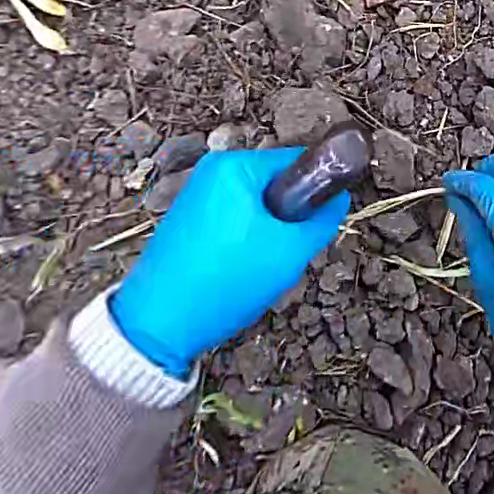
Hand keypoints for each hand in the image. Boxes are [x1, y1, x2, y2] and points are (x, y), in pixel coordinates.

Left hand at [110, 148, 348, 375]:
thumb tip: (340, 199)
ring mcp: (197, 196)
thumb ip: (326, 218)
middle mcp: (212, 172)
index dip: (316, 193)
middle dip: (291, 217)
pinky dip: (248, 240)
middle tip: (287, 249)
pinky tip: (241, 268)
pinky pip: (237, 219)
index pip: (299, 162)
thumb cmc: (223, 282)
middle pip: (279, 185)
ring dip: (271, 232)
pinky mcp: (189, 220)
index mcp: (234, 166)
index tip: (314, 224)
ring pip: (260, 206)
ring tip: (261, 263)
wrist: (154, 331)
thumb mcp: (292, 250)